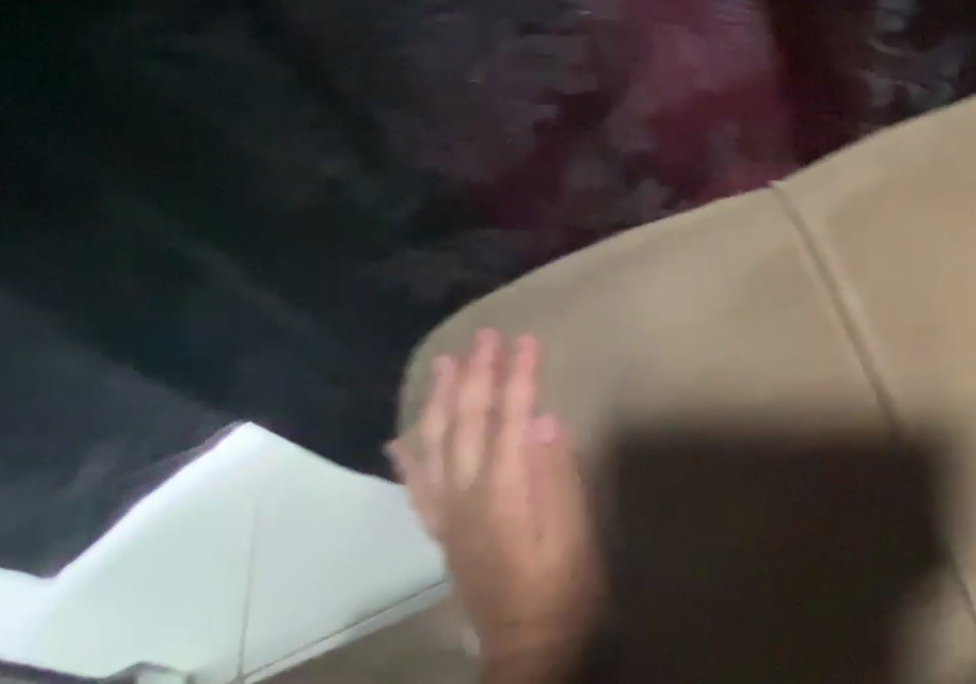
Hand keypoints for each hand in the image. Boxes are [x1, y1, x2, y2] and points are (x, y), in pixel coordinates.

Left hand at [389, 331, 601, 672]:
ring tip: (443, 363)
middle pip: (467, 422)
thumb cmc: (564, 580)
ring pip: (435, 445)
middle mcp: (466, 494)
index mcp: (503, 488)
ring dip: (439, 400)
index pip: (510, 416)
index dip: (518, 374)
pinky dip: (408, 457)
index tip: (527, 337)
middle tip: (485, 335)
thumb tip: (541, 418)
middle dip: (476, 374)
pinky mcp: (445, 530)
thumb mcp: (573, 527)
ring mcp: (449, 512)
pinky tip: (402, 438)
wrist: (530, 640)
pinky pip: (418, 486)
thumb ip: (555, 472)